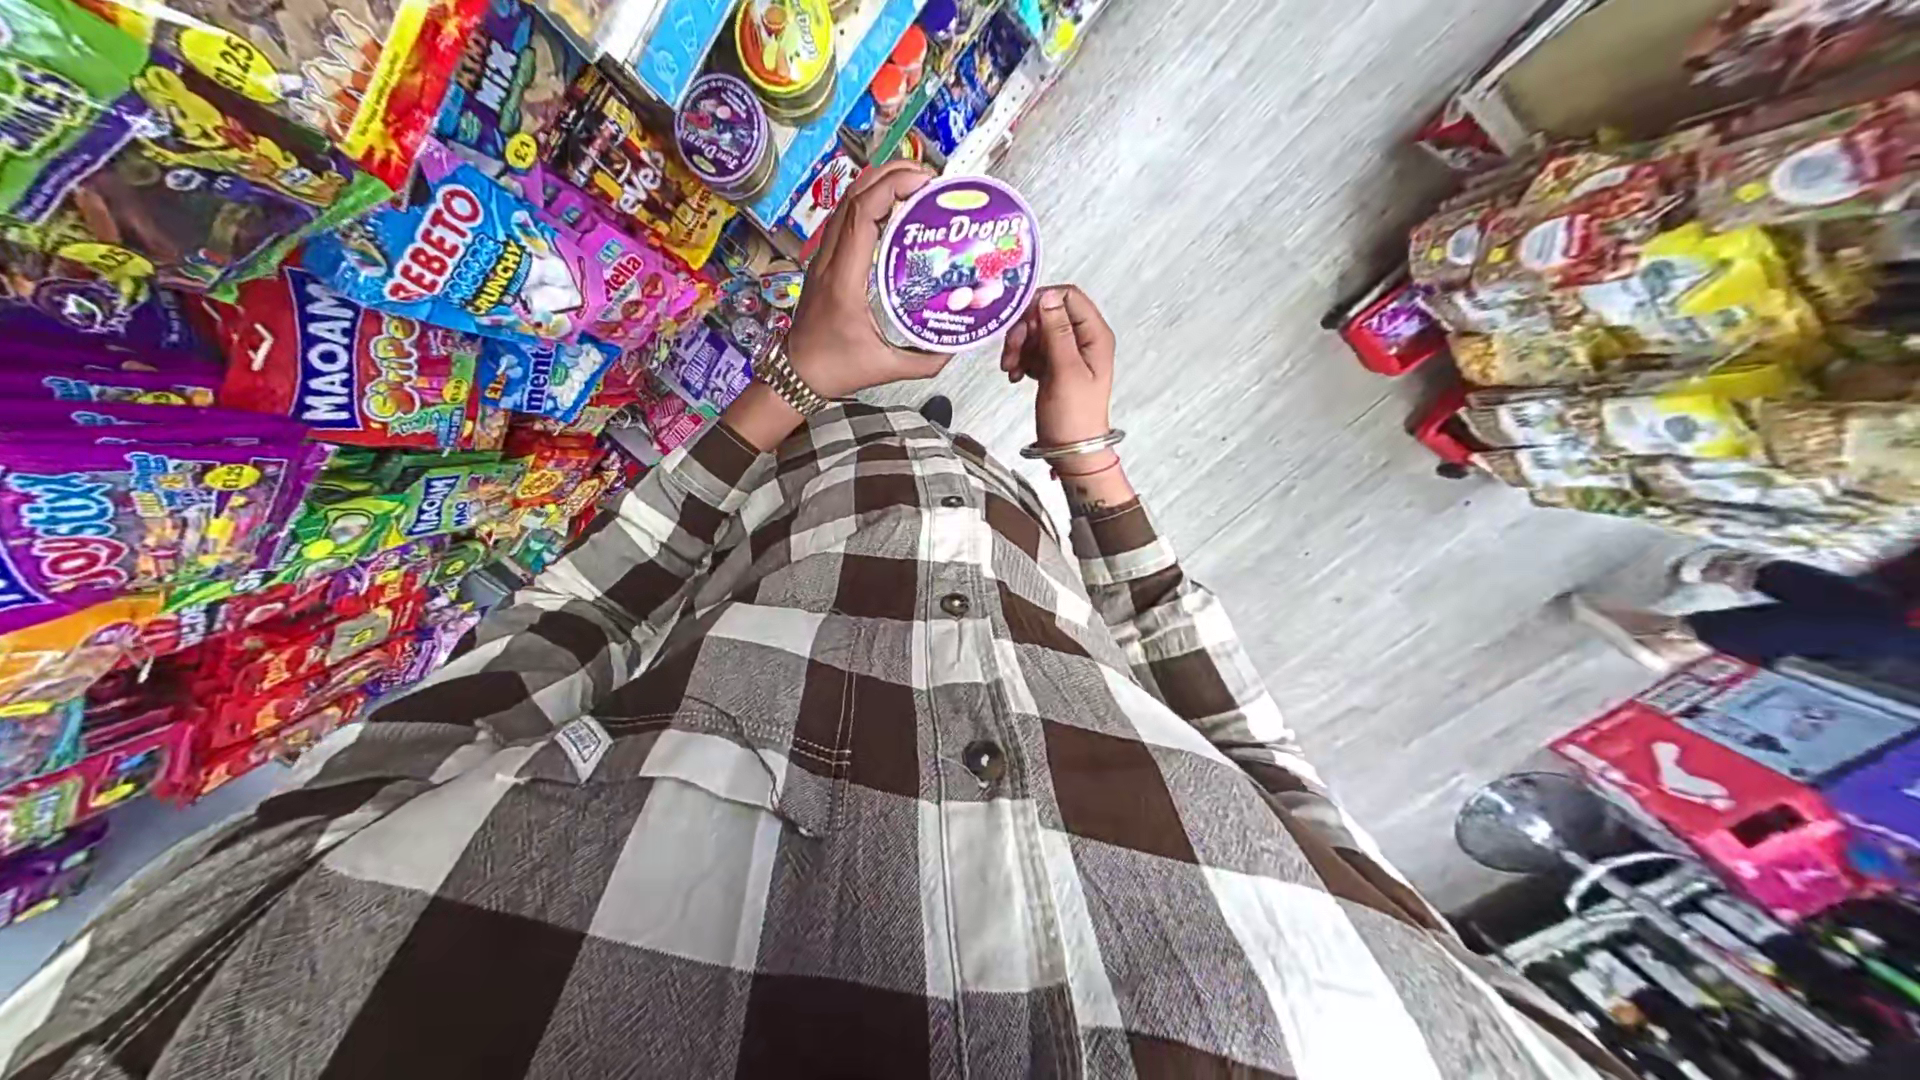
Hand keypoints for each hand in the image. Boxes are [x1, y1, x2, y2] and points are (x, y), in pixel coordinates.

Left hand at [784, 161, 953, 398]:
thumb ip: (926, 360)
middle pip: (854, 196)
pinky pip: (845, 220)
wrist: (797, 373)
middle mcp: (830, 261)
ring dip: (879, 185)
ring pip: (846, 203)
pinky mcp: (825, 263)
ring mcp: (824, 259)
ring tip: (913, 186)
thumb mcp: (887, 368)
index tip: (924, 185)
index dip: (893, 187)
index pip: (863, 214)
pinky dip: (869, 204)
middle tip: (927, 178)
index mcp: (844, 280)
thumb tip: (956, 346)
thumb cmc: (835, 369)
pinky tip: (892, 211)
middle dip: (891, 175)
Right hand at [999, 285, 1114, 445]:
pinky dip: (1021, 359)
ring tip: (1010, 368)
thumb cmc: (1073, 416)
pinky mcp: (1053, 367)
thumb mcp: (1066, 371)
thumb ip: (1057, 332)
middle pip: (1048, 313)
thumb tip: (1048, 296)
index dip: (1041, 303)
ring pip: (1036, 332)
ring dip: (1018, 346)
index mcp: (1094, 335)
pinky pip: (1032, 350)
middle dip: (1025, 329)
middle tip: (1011, 352)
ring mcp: (1067, 354)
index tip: (1020, 323)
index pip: (1068, 297)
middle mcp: (1083, 339)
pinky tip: (1015, 375)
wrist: (1071, 452)